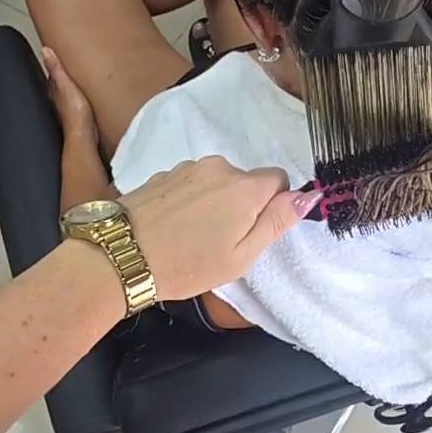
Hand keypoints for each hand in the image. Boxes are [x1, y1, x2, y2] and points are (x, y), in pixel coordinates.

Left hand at [43, 47, 97, 148]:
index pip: (50, 75)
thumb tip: (44, 50)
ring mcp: (66, 110)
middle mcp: (57, 100)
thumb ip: (56, 69)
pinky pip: (74, 104)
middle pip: (56, 85)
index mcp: (54, 91)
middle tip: (63, 67)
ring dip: (66, 88)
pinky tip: (80, 98)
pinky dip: (75, 98)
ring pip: (64, 95)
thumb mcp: (66, 85)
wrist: (83, 135)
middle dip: (59, 77)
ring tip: (72, 80)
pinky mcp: (76, 117)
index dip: (53, 66)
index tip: (55, 56)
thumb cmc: (76, 112)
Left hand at [118, 157, 320, 299]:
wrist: (121, 255)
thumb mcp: (241, 256)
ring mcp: (187, 167)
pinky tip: (173, 226)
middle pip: (245, 181)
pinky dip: (189, 200)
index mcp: (245, 188)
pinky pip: (190, 183)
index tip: (252, 232)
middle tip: (221, 242)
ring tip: (192, 236)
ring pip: (216, 182)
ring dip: (213, 202)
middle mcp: (219, 167)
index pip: (278, 180)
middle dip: (241, 206)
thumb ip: (277, 222)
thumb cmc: (187, 265)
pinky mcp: (163, 174)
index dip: (272, 206)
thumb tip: (310, 195)